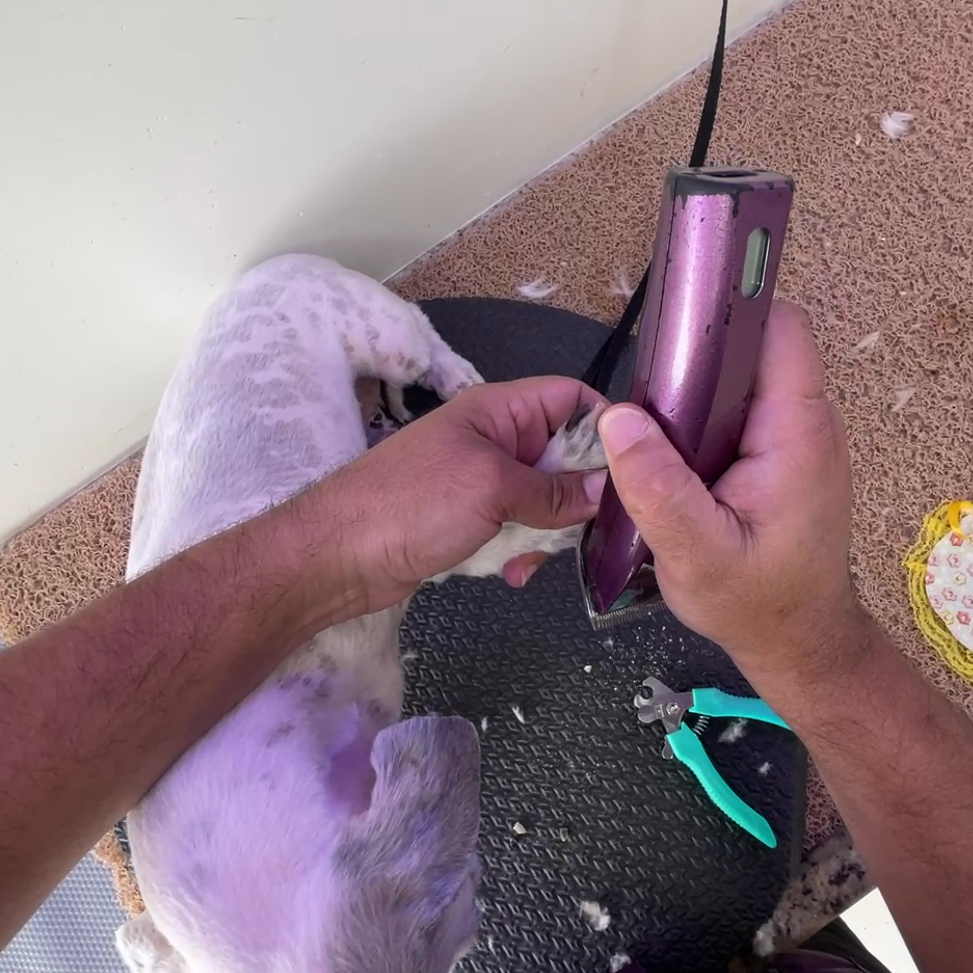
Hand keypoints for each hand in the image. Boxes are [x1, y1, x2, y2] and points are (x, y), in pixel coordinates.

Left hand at [307, 376, 607, 613]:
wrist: (338, 558)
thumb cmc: (412, 505)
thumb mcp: (491, 488)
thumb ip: (552, 490)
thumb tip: (608, 491)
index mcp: (499, 411)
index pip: (570, 398)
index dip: (605, 426)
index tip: (634, 468)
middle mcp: (496, 441)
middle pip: (563, 456)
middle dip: (579, 495)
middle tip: (591, 531)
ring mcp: (483, 483)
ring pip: (543, 500)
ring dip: (547, 532)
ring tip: (533, 559)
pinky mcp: (471, 521)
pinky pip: (516, 529)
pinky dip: (520, 551)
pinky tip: (511, 574)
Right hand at [595, 301, 872, 713]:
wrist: (797, 643)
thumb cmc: (758, 603)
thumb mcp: (698, 555)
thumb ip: (658, 489)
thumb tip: (617, 418)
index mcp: (796, 431)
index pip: (778, 331)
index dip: (729, 311)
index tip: (670, 324)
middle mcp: (800, 423)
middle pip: (750, 350)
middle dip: (694, 355)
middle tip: (639, 392)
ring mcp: (788, 439)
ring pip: (736, 382)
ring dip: (689, 392)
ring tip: (644, 423)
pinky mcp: (772, 458)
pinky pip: (731, 414)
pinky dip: (695, 420)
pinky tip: (663, 450)